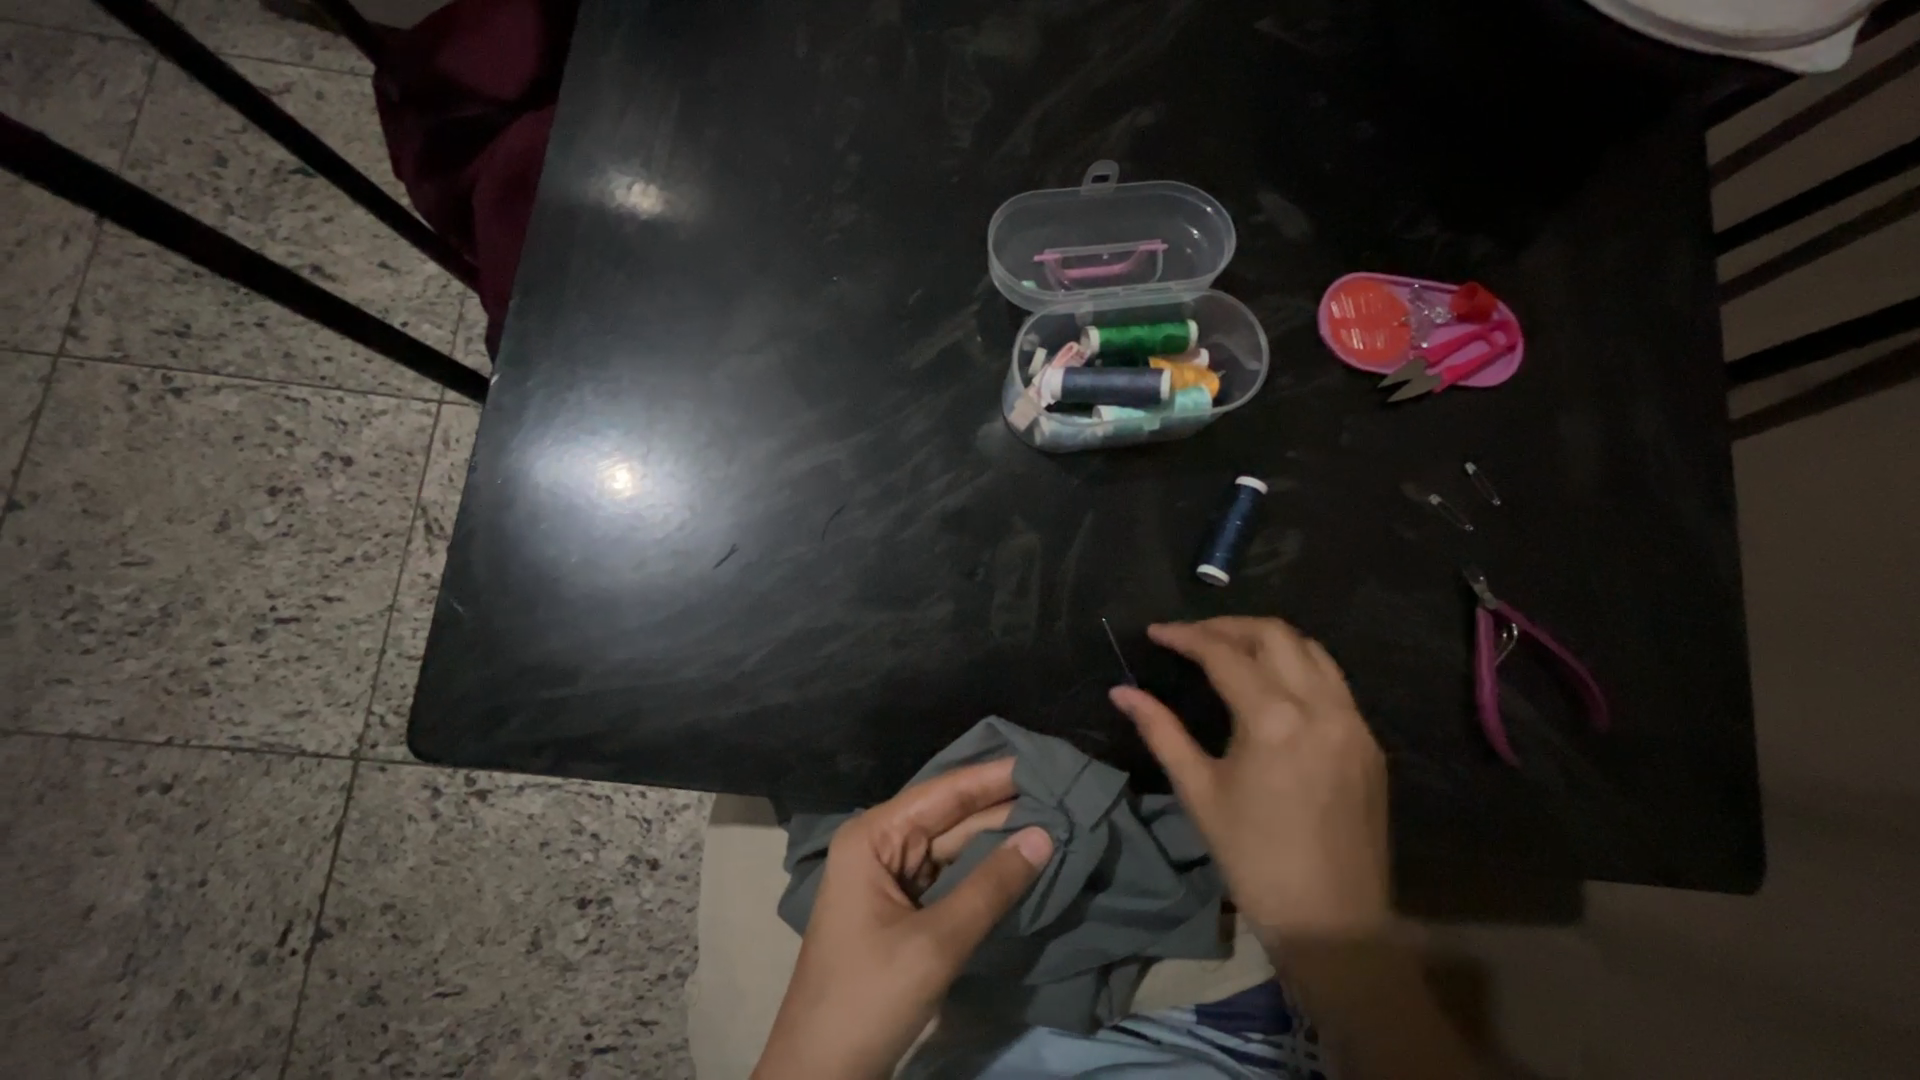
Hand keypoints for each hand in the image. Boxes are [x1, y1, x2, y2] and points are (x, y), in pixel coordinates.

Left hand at [753, 759, 1053, 1079]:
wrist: (823, 1070)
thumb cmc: (869, 995)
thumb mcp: (936, 941)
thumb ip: (992, 886)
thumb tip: (1045, 835)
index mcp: (873, 837)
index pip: (943, 793)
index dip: (994, 777)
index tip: (1043, 759)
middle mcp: (880, 845)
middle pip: (949, 816)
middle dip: (1002, 807)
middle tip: (1061, 793)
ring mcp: (890, 877)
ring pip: (953, 846)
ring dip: (997, 837)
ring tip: (1054, 819)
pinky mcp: (903, 908)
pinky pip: (949, 875)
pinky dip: (984, 868)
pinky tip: (1021, 859)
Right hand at [1109, 618, 1389, 941]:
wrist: (1332, 919)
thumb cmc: (1253, 859)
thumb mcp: (1198, 792)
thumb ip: (1161, 731)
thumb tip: (1121, 692)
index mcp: (1274, 719)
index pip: (1224, 654)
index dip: (1186, 636)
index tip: (1156, 632)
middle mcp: (1321, 707)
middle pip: (1274, 635)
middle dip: (1227, 626)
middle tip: (1190, 636)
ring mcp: (1353, 722)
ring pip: (1311, 650)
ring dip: (1267, 640)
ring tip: (1228, 649)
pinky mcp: (1369, 741)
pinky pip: (1333, 681)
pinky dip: (1298, 666)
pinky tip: (1272, 684)